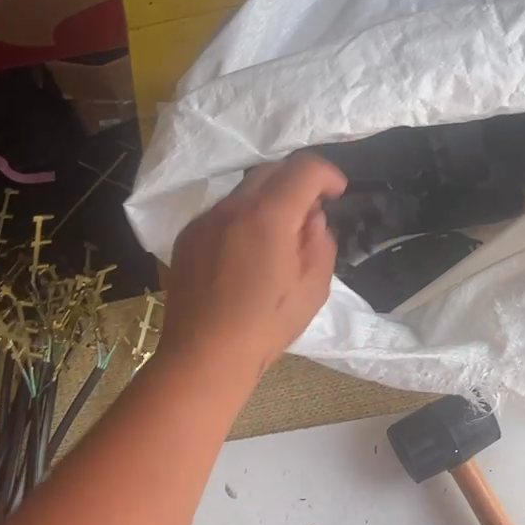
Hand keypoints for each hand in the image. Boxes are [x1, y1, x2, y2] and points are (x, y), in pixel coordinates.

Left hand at [159, 154, 346, 373]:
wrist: (204, 356)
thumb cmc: (265, 326)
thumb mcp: (313, 287)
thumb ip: (320, 241)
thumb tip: (311, 218)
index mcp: (267, 216)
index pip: (303, 168)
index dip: (327, 174)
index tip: (337, 192)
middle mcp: (231, 208)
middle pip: (270, 172)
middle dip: (297, 183)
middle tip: (311, 214)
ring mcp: (204, 221)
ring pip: (243, 192)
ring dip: (267, 202)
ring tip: (277, 239)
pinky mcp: (186, 238)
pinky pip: (221, 214)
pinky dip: (241, 221)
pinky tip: (245, 256)